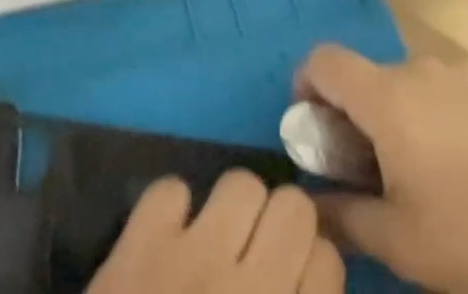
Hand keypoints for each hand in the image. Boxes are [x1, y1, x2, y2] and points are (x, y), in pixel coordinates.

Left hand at [87, 171, 343, 293]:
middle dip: (280, 224)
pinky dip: (169, 208)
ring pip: (241, 183)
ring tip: (216, 237)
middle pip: (294, 206)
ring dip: (233, 208)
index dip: (309, 263)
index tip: (291, 277)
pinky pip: (170, 189)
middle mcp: (255, 287)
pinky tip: (167, 237)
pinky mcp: (140, 246)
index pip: (327, 258)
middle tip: (257, 252)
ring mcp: (194, 258)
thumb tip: (306, 283)